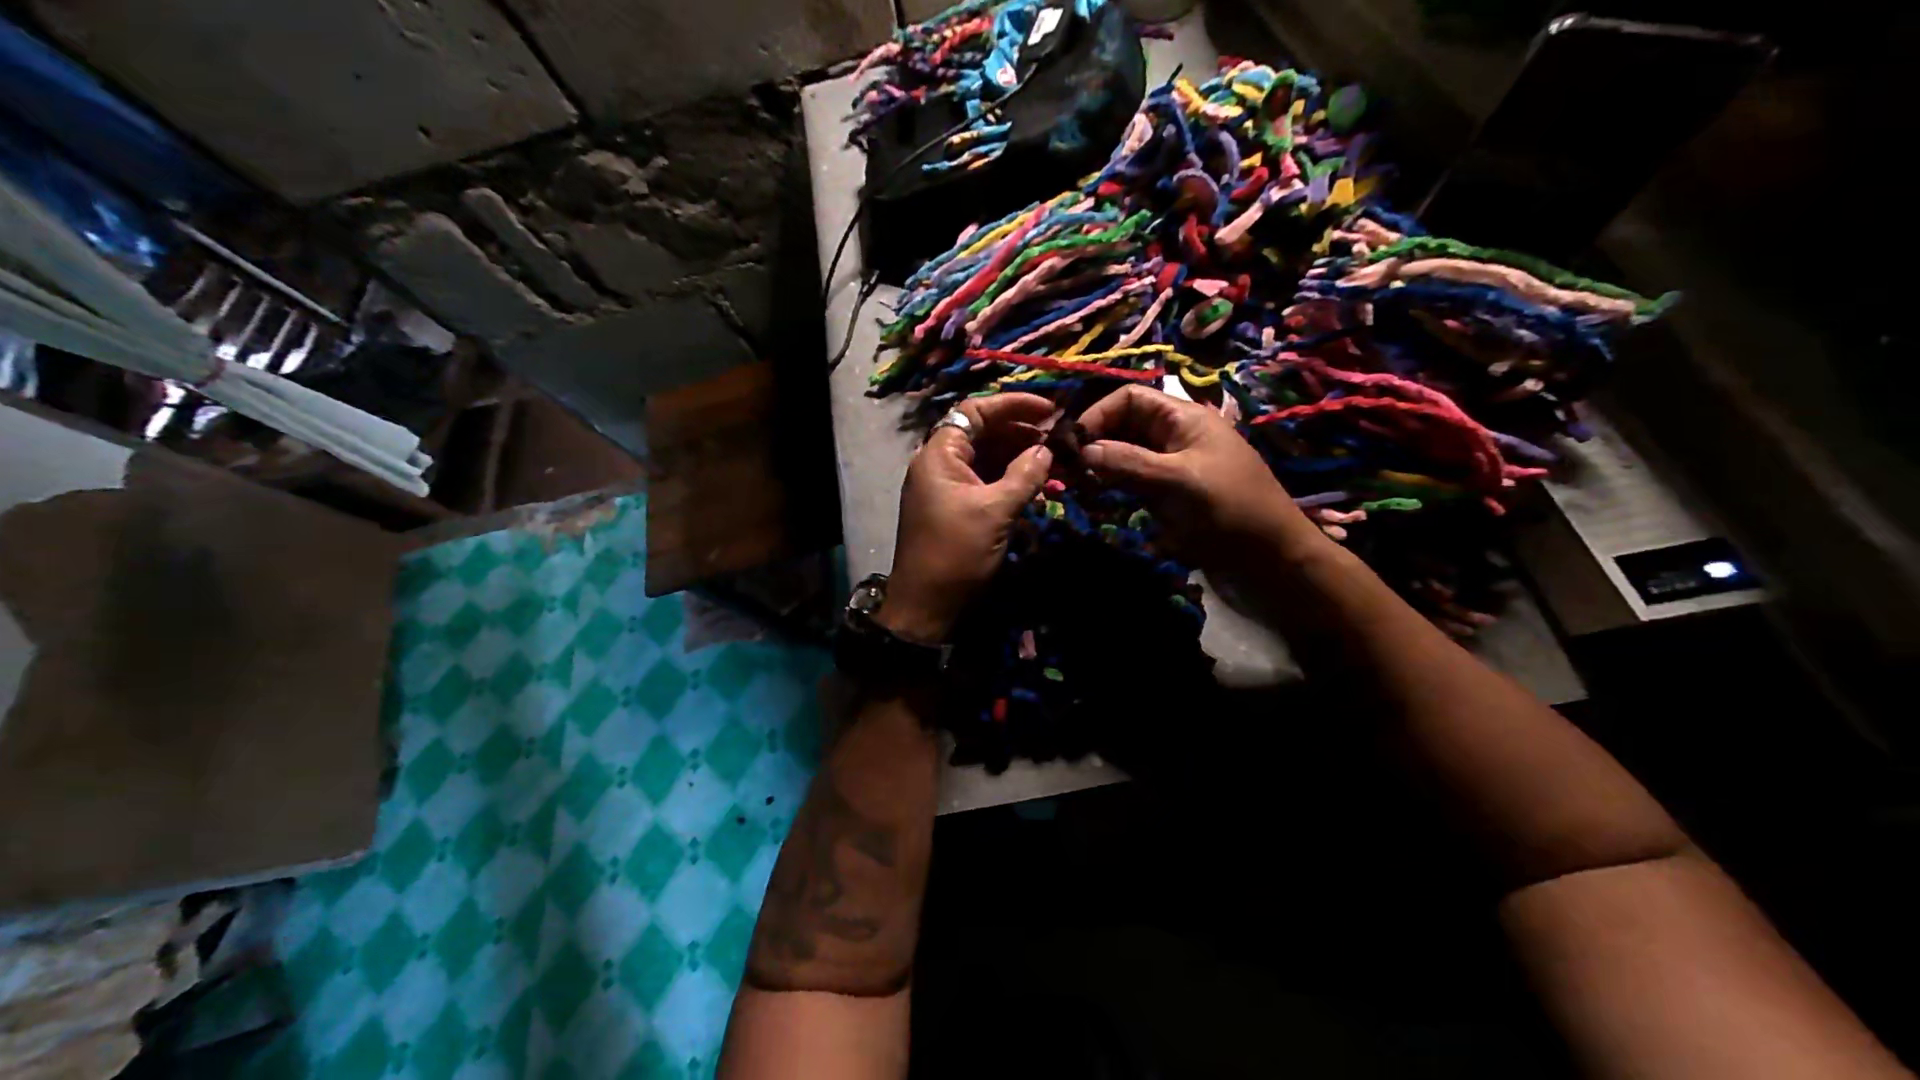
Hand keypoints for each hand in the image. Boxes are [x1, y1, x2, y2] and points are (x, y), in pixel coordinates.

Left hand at [883, 393, 1056, 641]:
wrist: (927, 607)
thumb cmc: (955, 553)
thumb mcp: (995, 512)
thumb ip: (1024, 475)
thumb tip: (1048, 449)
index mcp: (940, 455)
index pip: (976, 411)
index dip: (1013, 405)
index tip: (1050, 410)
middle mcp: (940, 464)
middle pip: (984, 433)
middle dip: (1022, 433)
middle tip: (1059, 440)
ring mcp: (947, 488)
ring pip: (988, 459)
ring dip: (1020, 459)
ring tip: (1055, 464)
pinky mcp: (957, 509)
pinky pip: (986, 483)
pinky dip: (1011, 482)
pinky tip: (1038, 488)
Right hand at [1079, 384, 1323, 572]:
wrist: (1271, 560)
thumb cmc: (1231, 510)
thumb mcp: (1177, 481)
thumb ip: (1127, 462)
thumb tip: (1080, 451)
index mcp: (1184, 418)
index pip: (1129, 398)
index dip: (1097, 414)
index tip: (1072, 445)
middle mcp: (1175, 437)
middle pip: (1123, 426)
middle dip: (1095, 441)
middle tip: (1066, 469)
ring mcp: (1171, 469)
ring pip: (1125, 455)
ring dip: (1100, 466)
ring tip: (1076, 485)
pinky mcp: (1169, 497)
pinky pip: (1133, 482)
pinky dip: (1113, 486)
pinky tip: (1096, 499)